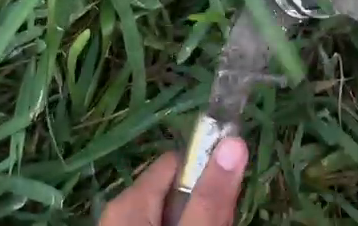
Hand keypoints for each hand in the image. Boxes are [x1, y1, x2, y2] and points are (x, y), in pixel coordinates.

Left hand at [99, 137, 248, 225]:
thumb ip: (209, 196)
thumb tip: (236, 140)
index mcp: (129, 199)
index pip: (178, 160)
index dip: (206, 173)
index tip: (227, 197)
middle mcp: (121, 208)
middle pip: (176, 187)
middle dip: (202, 201)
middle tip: (222, 223)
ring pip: (171, 210)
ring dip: (195, 217)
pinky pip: (159, 224)